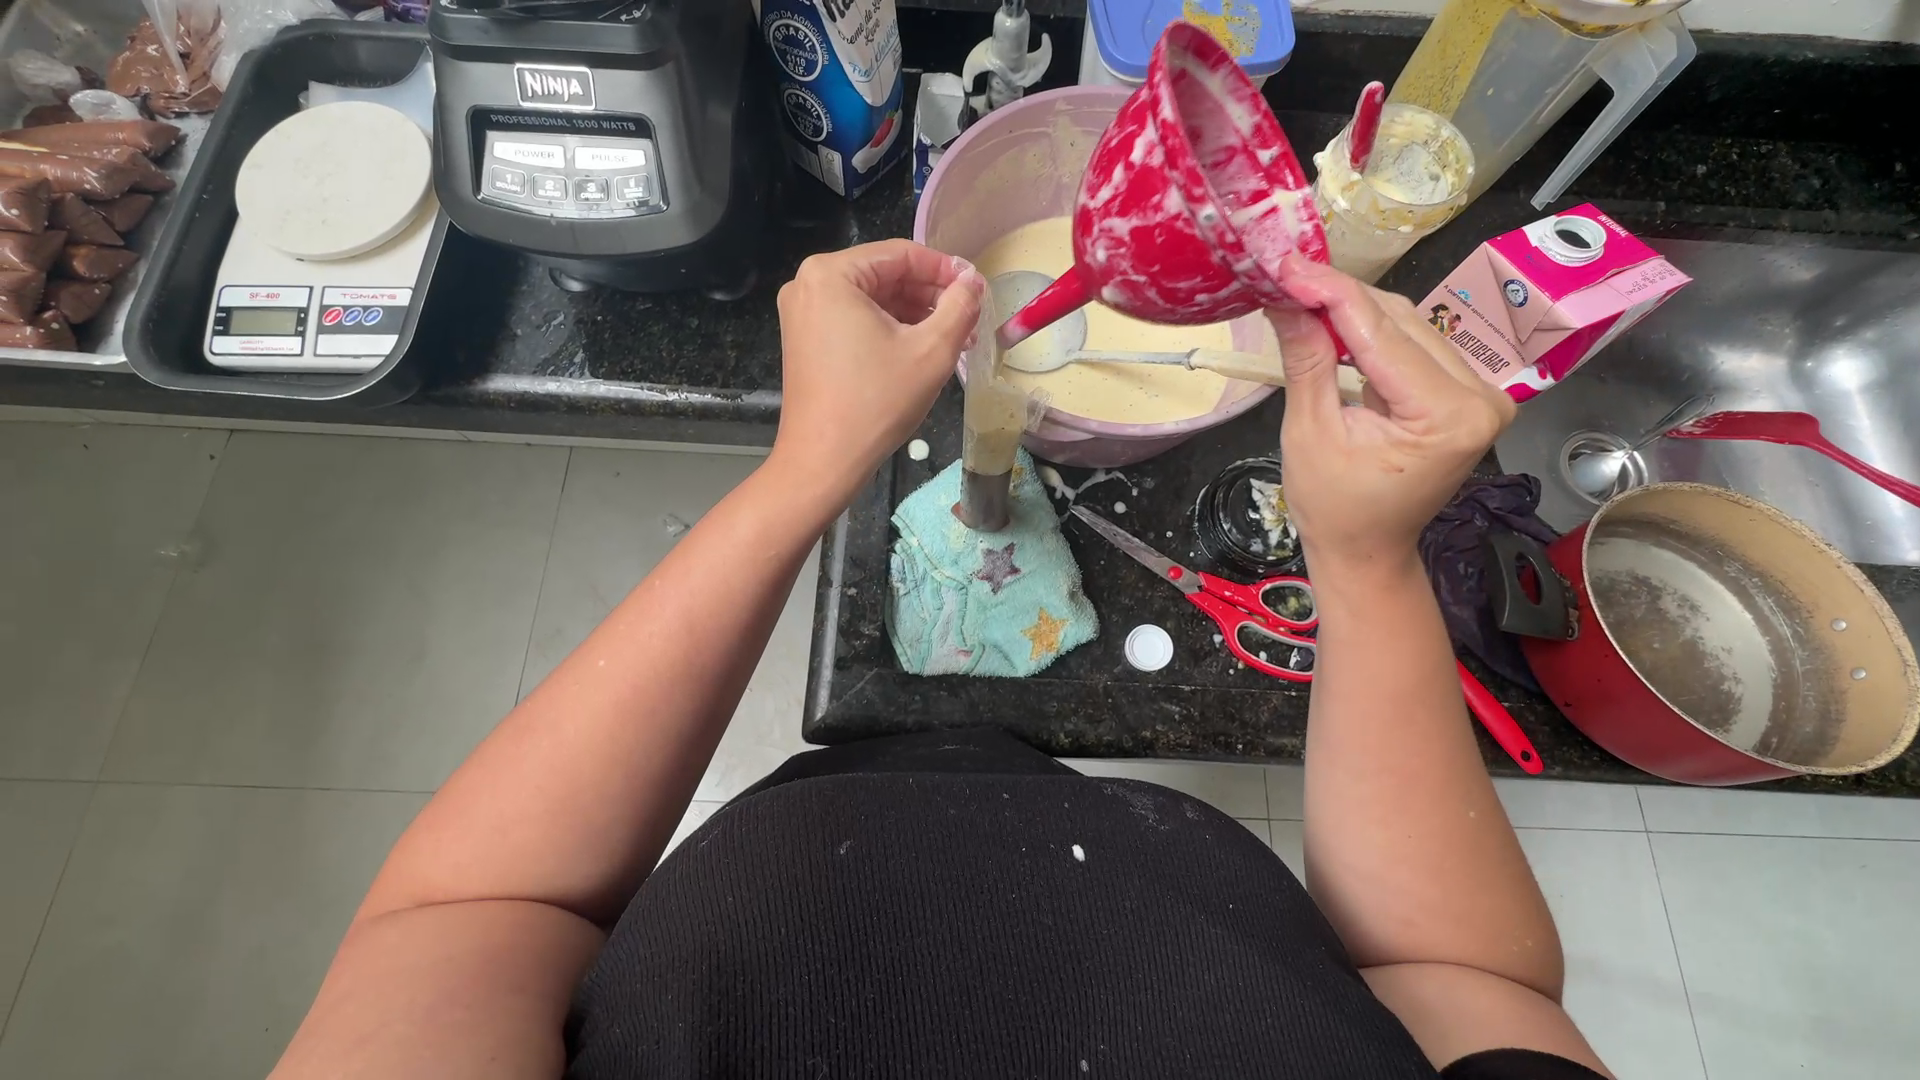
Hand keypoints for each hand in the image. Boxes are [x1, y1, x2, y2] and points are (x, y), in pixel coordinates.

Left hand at [769, 239, 982, 508]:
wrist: (824, 460)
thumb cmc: (877, 403)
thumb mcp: (931, 351)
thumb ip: (959, 306)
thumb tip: (973, 283)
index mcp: (831, 274)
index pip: (901, 255)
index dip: (945, 269)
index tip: (977, 288)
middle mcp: (809, 284)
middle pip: (884, 275)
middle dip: (930, 296)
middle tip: (969, 319)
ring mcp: (802, 314)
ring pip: (872, 301)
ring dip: (913, 315)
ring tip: (953, 339)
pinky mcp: (805, 341)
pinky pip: (854, 321)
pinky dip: (888, 330)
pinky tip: (920, 351)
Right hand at [1268, 256, 1515, 579]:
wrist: (1365, 549)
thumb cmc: (1333, 507)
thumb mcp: (1310, 432)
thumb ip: (1307, 360)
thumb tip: (1285, 299)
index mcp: (1447, 415)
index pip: (1382, 333)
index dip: (1330, 293)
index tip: (1287, 266)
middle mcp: (1481, 396)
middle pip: (1401, 322)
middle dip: (1340, 299)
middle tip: (1285, 281)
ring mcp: (1482, 393)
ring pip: (1409, 327)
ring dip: (1353, 312)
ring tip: (1301, 301)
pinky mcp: (1468, 394)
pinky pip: (1415, 347)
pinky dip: (1371, 334)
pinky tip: (1334, 326)